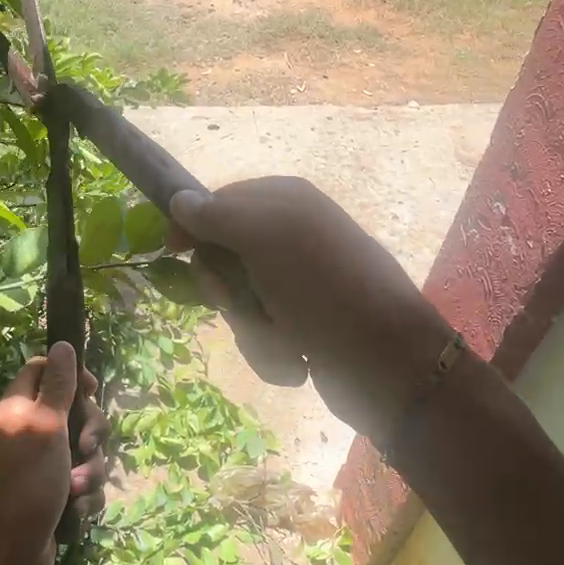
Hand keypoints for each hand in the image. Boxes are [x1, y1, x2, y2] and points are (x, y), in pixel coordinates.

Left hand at [0, 341, 108, 564]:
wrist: (15, 556)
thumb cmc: (28, 484)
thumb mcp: (45, 426)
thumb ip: (57, 386)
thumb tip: (62, 343)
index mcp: (19, 408)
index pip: (43, 370)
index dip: (70, 374)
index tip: (90, 389)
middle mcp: (30, 430)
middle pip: (74, 411)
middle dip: (90, 433)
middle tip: (85, 448)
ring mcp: (42, 463)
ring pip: (85, 449)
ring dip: (89, 470)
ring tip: (76, 490)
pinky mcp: (55, 491)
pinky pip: (83, 480)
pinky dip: (84, 495)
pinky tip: (75, 511)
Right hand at [169, 178, 455, 442]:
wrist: (389, 364)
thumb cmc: (324, 292)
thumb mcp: (265, 240)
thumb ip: (216, 215)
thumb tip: (179, 199)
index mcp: (286, 202)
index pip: (217, 201)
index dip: (193, 226)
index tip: (174, 250)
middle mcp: (291, 236)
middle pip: (221, 257)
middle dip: (225, 288)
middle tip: (235, 301)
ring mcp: (298, 283)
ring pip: (238, 300)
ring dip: (251, 326)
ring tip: (282, 339)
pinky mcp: (304, 323)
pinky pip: (262, 331)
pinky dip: (272, 348)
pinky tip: (297, 357)